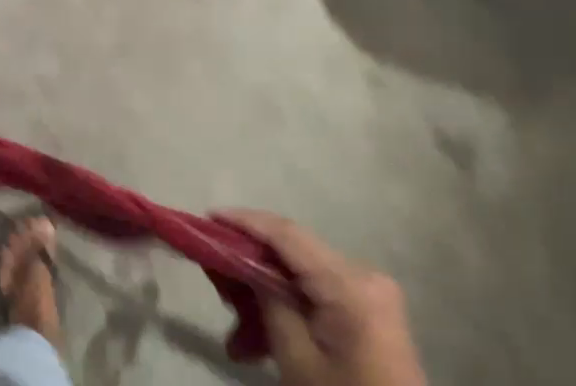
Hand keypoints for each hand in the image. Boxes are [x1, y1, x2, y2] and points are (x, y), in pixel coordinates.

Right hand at [218, 211, 426, 385]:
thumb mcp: (296, 358)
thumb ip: (266, 300)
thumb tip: (240, 262)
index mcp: (349, 283)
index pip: (287, 234)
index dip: (244, 221)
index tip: (206, 217)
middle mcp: (363, 274)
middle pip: (292, 254)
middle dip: (249, 266)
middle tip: (214, 286)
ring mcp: (369, 292)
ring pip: (300, 276)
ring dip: (264, 295)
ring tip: (236, 332)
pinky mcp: (369, 310)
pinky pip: (316, 294)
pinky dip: (287, 308)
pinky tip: (260, 342)